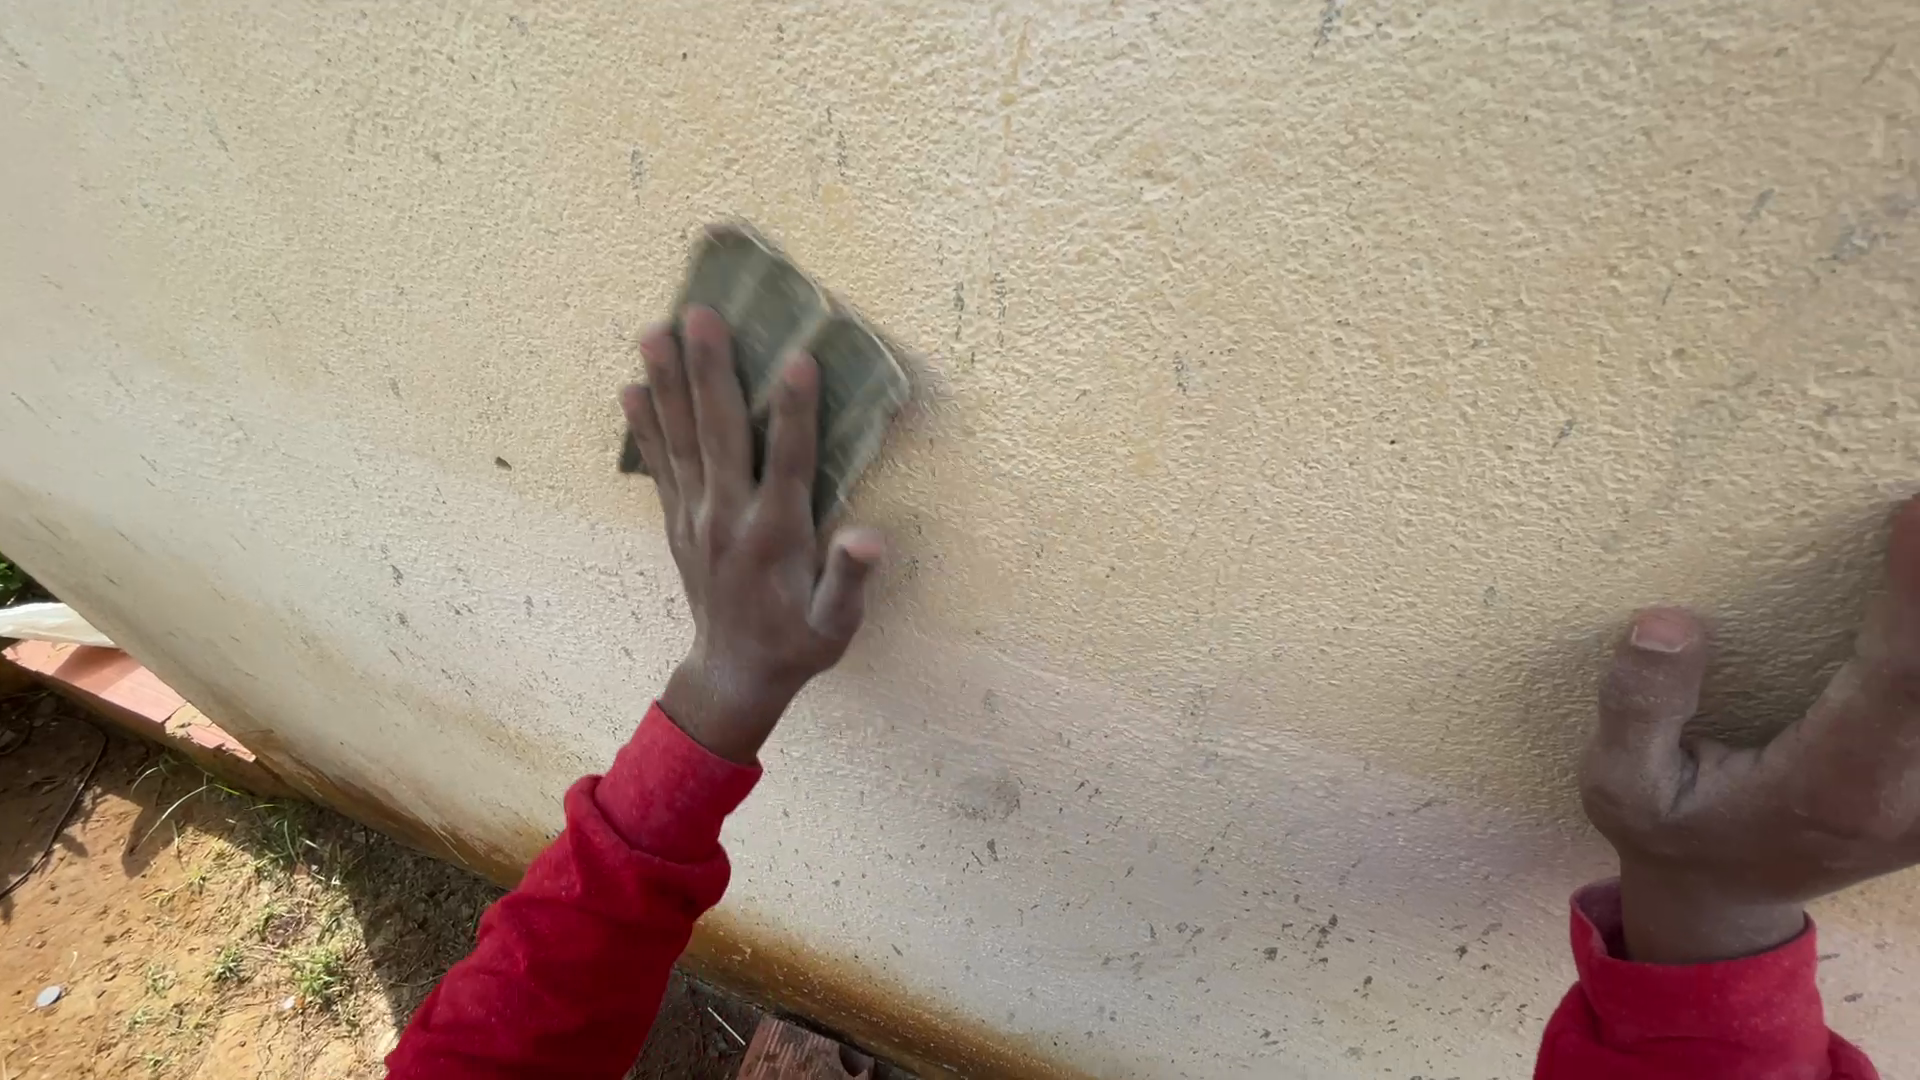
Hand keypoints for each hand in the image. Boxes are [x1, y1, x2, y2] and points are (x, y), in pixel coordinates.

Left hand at [621, 306, 883, 763]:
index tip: (798, 356)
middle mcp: (728, 518)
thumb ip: (848, 581)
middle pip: (721, 434)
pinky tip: (630, 389)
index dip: (796, 410)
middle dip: (713, 372)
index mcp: (775, 537)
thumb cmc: (797, 645)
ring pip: (681, 441)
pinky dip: (644, 427)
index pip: (789, 462)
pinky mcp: (677, 525)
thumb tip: (867, 539)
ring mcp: (696, 519)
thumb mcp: (835, 625)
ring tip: (654, 331)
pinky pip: (660, 467)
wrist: (733, 676)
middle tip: (701, 314)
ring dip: (668, 384)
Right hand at [1581, 495, 1919, 963]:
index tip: (1914, 510)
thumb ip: (1638, 707)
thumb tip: (1670, 621)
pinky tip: (1917, 595)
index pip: (1901, 677)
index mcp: (1834, 787)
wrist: (1720, 893)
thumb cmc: (1661, 830)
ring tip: (1918, 532)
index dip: (1919, 593)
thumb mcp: (1615, 782)